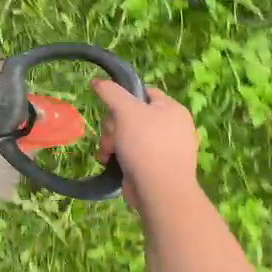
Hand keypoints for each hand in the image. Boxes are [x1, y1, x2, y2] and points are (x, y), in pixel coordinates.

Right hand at [93, 80, 202, 213]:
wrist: (160, 190)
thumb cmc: (146, 145)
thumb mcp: (125, 110)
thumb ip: (111, 91)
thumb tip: (98, 81)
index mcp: (173, 110)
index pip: (143, 91)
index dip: (123, 96)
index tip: (110, 107)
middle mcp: (172, 126)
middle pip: (130, 113)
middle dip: (113, 125)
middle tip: (112, 135)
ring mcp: (164, 147)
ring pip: (126, 133)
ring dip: (111, 140)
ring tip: (110, 152)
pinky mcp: (155, 164)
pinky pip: (131, 150)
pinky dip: (118, 154)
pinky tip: (110, 161)